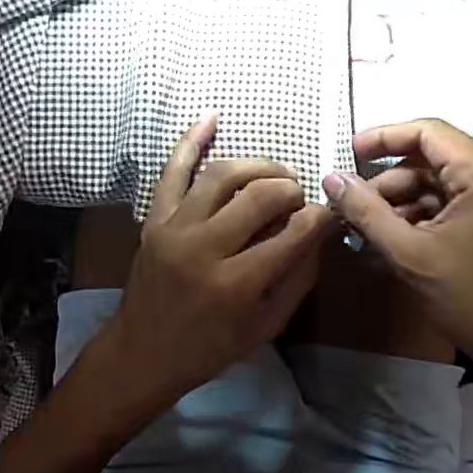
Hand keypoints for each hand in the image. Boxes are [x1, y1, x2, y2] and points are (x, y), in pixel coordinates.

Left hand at [95, 115, 336, 413]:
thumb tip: (322, 233)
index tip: (330, 211)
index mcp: (236, 284)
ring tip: (276, 174)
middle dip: (290, 188)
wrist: (141, 354)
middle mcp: (204, 248)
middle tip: (299, 197)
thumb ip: (298, 277)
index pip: (294, 233)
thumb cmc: (210, 347)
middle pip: (260, 195)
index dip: (321, 216)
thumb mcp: (266, 326)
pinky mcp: (154, 219)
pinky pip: (171, 171)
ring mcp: (174, 229)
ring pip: (222, 175)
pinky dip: (190, 141)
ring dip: (258, 166)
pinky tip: (211, 118)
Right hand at [323, 119, 472, 401]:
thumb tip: (332, 179)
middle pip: (439, 161)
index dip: (384, 137)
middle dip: (393, 183)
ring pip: (453, 186)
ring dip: (411, 204)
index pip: (429, 132)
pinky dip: (436, 219)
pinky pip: (470, 207)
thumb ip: (367, 213)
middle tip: (355, 210)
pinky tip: (406, 244)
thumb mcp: (412, 256)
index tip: (348, 153)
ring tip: (373, 233)